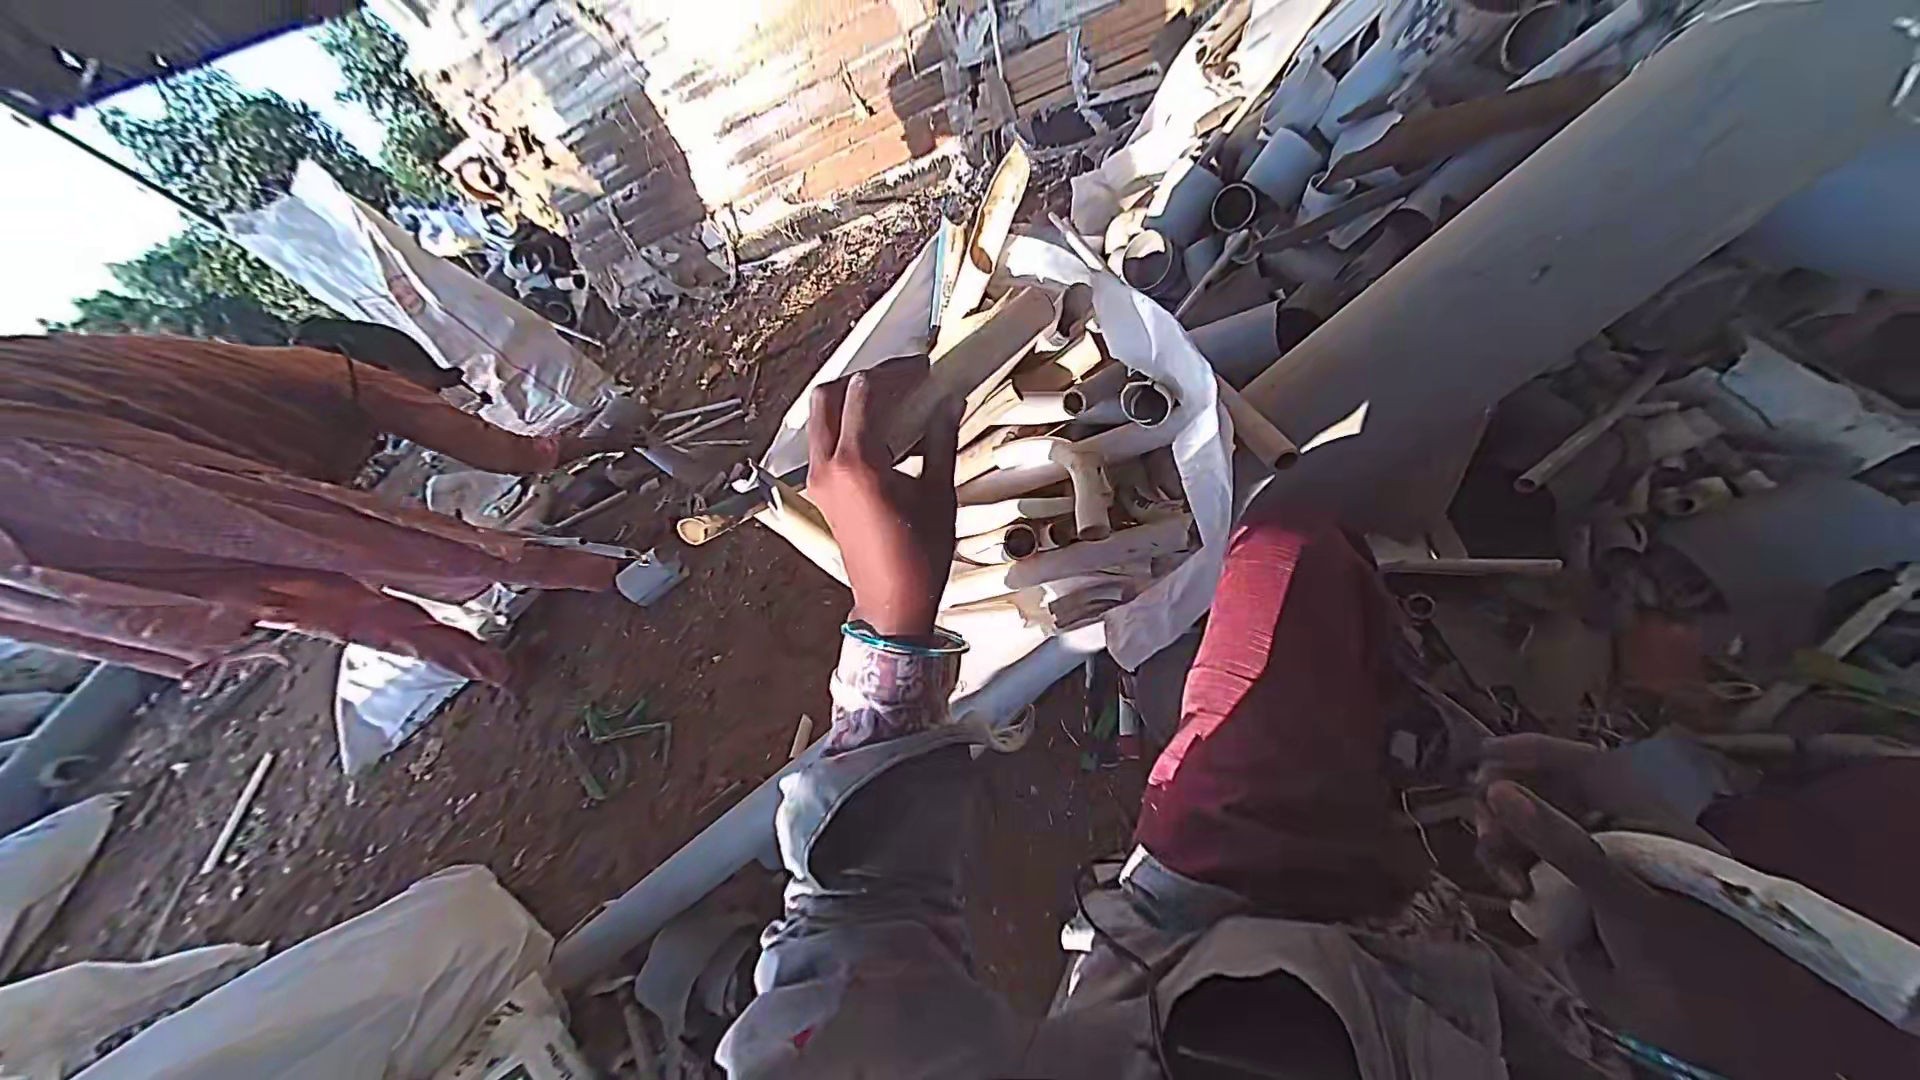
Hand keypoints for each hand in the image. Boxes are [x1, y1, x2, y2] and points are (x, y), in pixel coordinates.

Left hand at [806, 358, 960, 637]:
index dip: (894, 372)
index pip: (864, 393)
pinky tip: (881, 430)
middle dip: (864, 378)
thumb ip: (941, 441)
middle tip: (900, 377)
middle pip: (828, 395)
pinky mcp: (822, 492)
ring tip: (891, 399)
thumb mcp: (939, 494)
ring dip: (850, 399)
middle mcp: (829, 468)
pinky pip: (825, 442)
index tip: (918, 368)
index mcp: (858, 463)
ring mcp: (820, 481)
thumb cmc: (917, 558)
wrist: (891, 601)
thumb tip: (947, 406)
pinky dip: (846, 425)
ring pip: (821, 417)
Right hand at [1483, 781, 1888, 1078]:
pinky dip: (1504, 865)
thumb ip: (1562, 843)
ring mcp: (1586, 863)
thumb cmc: (1691, 962)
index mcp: (1643, 823)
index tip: (1484, 754)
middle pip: (1541, 791)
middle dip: (1504, 803)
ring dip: (1499, 839)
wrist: (1718, 1040)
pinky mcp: (1564, 890)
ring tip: (1504, 874)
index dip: (1535, 751)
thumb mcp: (1627, 899)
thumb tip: (1495, 789)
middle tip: (1484, 825)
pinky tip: (1513, 890)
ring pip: (1521, 825)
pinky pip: (1519, 859)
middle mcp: (1612, 834)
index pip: (1584, 766)